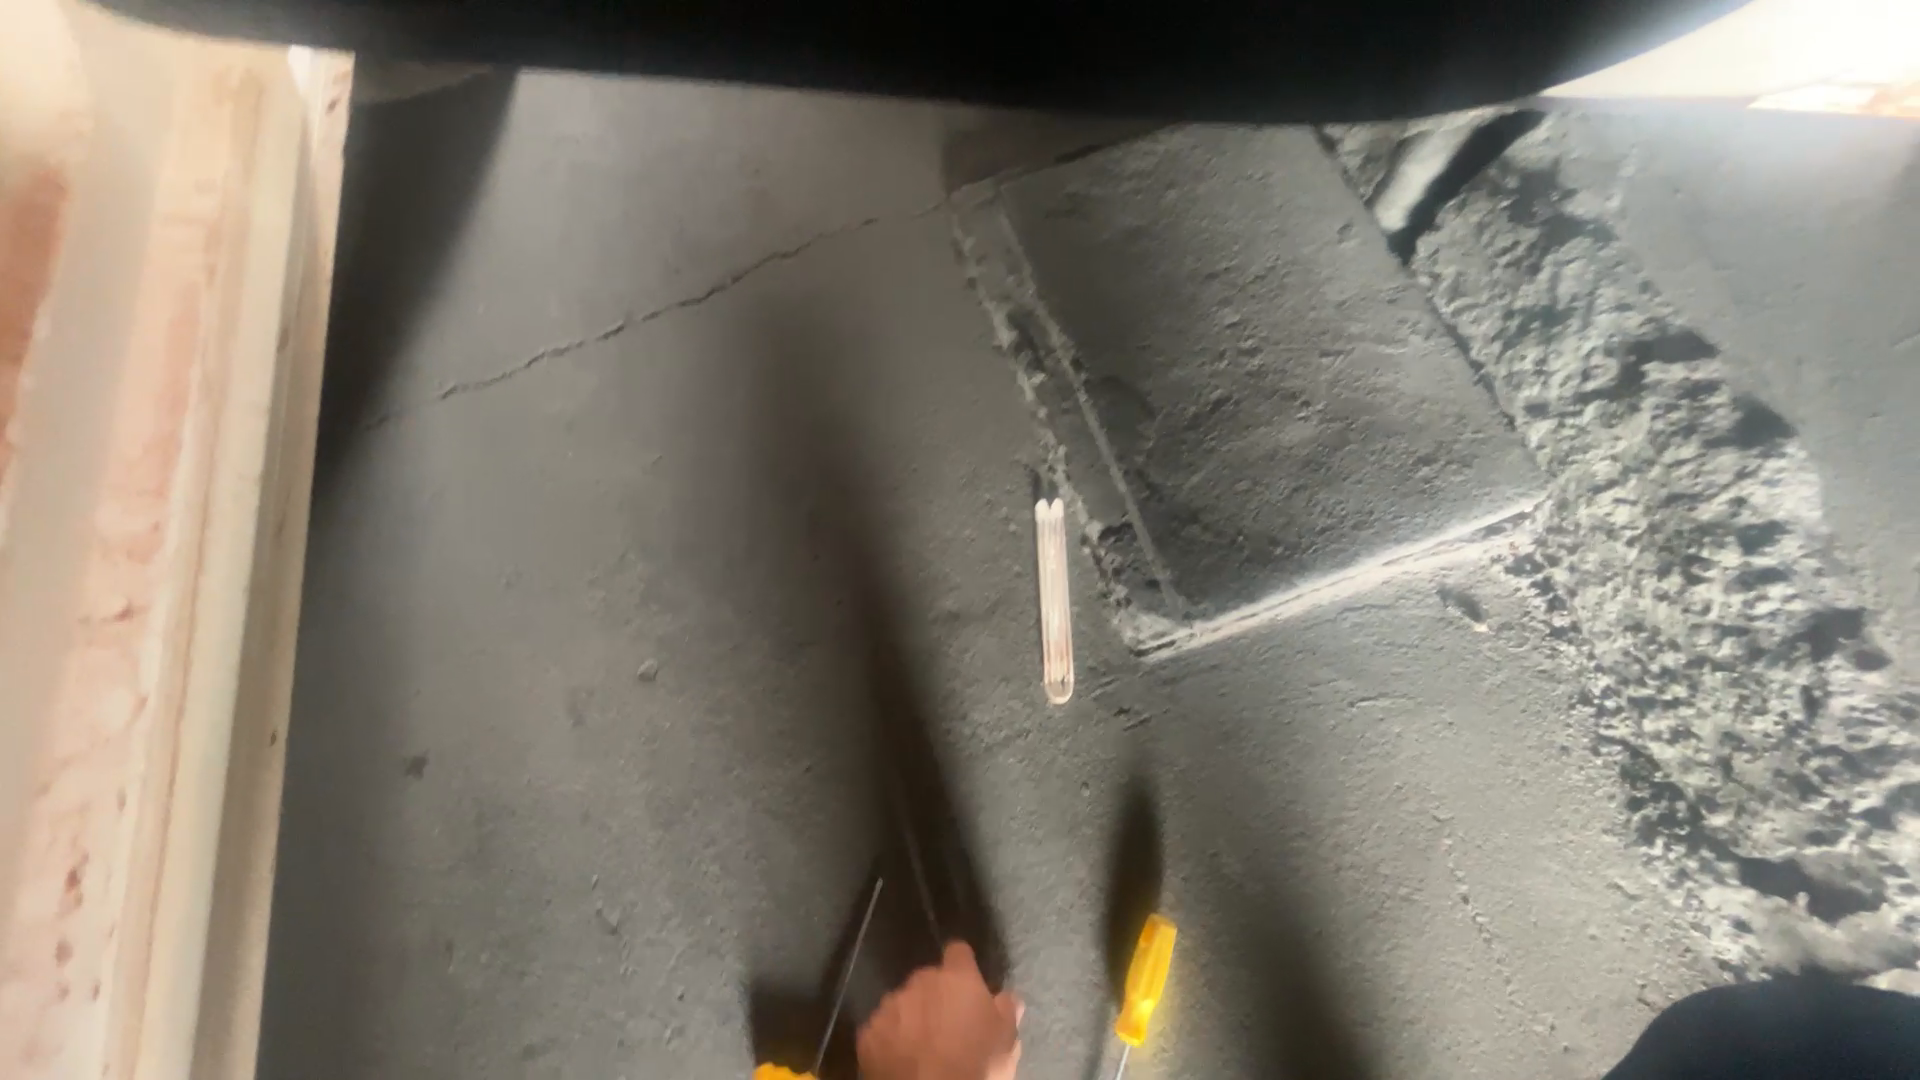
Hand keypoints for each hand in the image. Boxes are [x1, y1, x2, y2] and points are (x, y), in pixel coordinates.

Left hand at [856, 941, 1021, 1079]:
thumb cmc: (975, 1066)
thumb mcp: (1006, 1042)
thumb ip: (1007, 1011)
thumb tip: (1009, 996)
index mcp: (956, 977)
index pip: (958, 951)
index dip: (962, 966)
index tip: (966, 982)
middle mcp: (921, 980)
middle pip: (928, 979)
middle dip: (934, 996)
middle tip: (945, 1025)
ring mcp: (891, 1004)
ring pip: (903, 1002)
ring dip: (911, 1015)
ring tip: (920, 1045)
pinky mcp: (868, 1032)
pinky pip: (881, 1028)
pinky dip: (889, 1039)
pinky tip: (899, 1059)